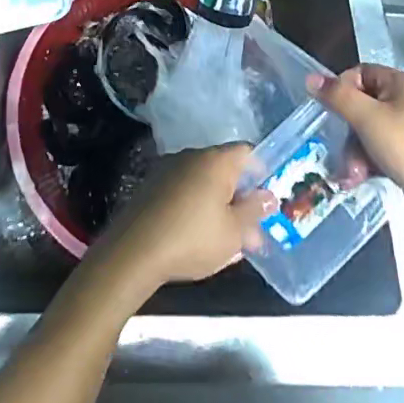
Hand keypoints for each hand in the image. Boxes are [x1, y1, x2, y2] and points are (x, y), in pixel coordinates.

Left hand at [89, 143, 275, 290]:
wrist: (134, 250)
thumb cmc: (193, 238)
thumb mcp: (234, 232)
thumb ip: (254, 211)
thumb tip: (267, 196)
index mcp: (214, 161)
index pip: (246, 152)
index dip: (262, 171)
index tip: (268, 197)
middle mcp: (190, 157)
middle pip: (224, 168)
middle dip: (240, 195)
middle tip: (252, 227)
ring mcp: (167, 169)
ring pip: (203, 182)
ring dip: (219, 204)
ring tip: (229, 239)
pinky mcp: (152, 186)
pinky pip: (184, 190)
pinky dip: (197, 207)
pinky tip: (200, 236)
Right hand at [307, 64, 403, 228]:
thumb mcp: (368, 119)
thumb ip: (337, 96)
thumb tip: (310, 77)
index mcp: (400, 84)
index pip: (359, 73)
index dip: (340, 89)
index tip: (330, 112)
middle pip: (360, 106)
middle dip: (346, 132)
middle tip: (341, 153)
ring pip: (366, 133)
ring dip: (353, 153)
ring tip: (351, 176)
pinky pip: (379, 153)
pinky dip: (366, 165)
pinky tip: (358, 182)